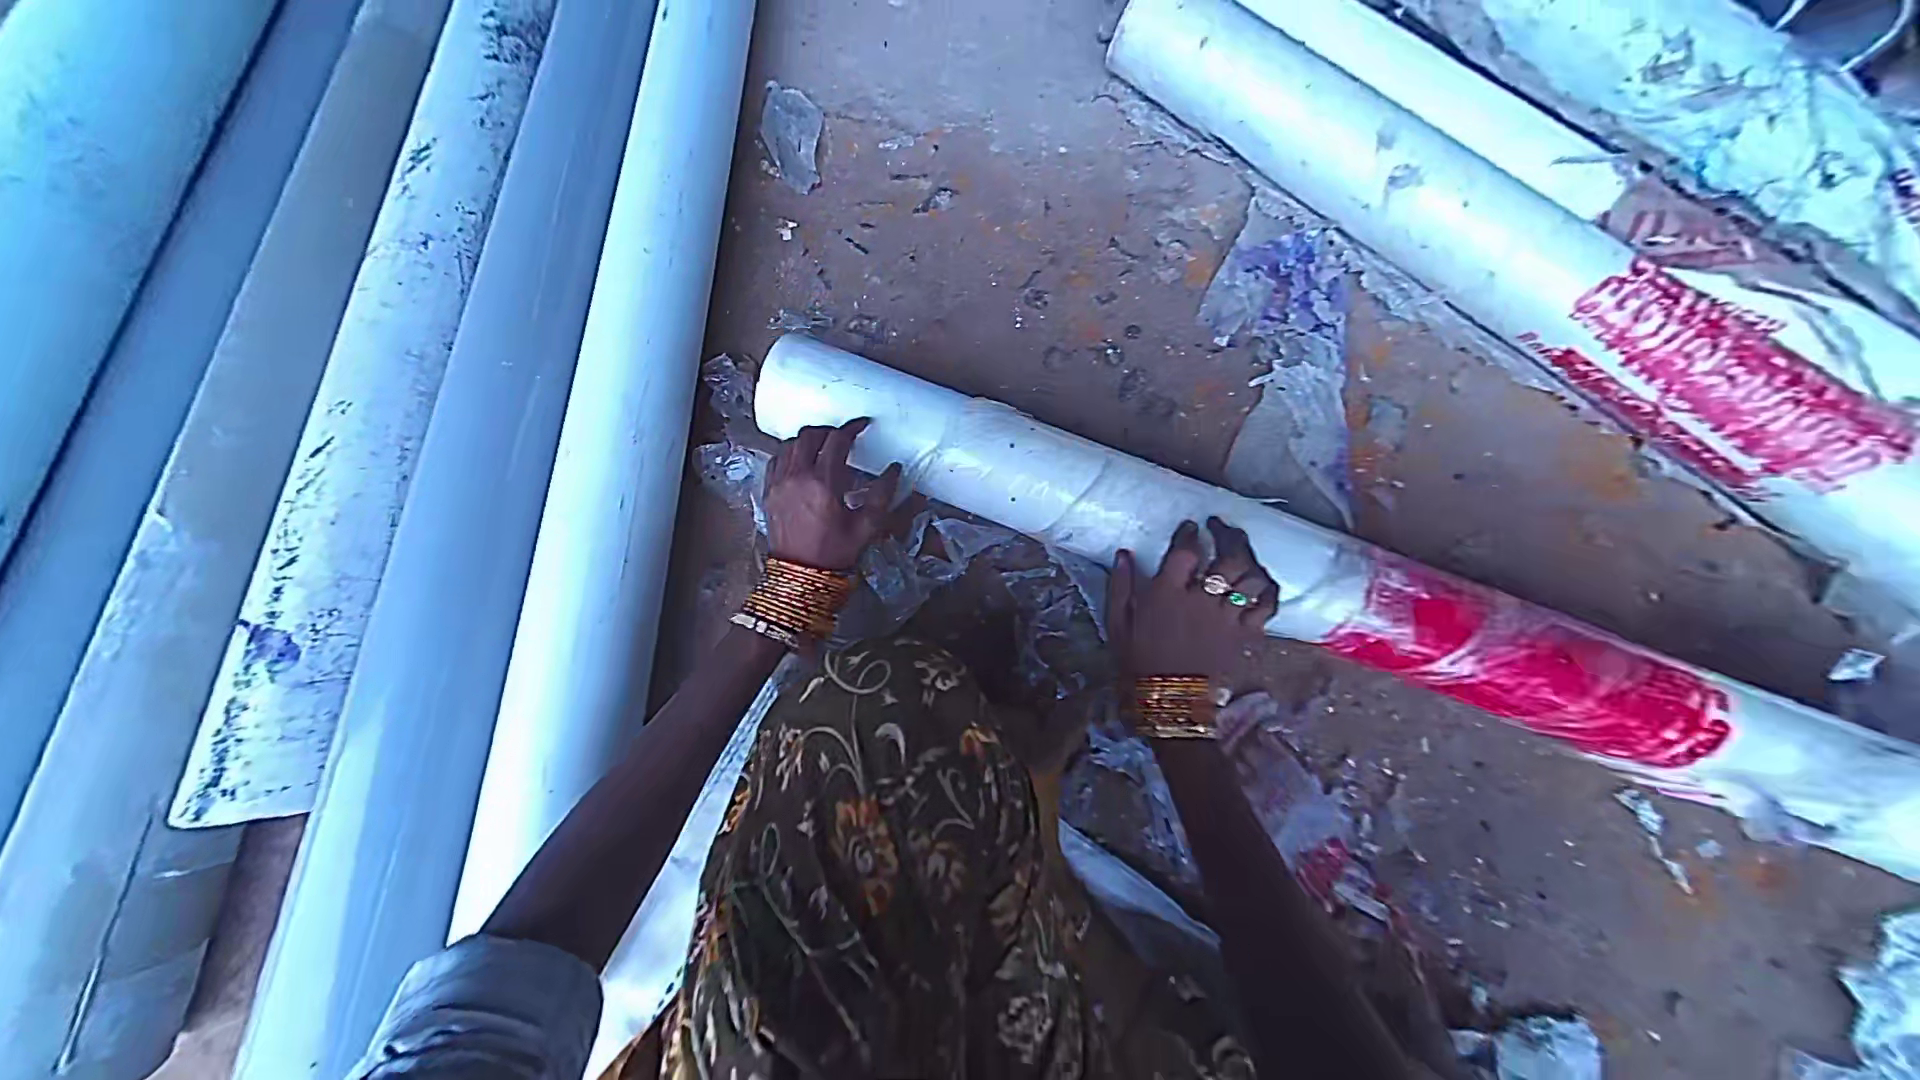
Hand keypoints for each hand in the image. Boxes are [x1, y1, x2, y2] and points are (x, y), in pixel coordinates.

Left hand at [764, 418, 903, 570]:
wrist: (801, 574)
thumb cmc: (835, 552)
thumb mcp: (867, 526)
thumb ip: (883, 494)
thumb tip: (894, 470)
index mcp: (823, 483)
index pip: (837, 441)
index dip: (852, 428)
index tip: (862, 425)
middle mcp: (797, 477)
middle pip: (810, 435)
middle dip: (829, 430)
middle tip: (843, 436)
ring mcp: (779, 483)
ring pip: (790, 444)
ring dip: (808, 440)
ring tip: (822, 446)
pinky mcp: (769, 492)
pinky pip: (776, 460)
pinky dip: (789, 453)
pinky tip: (800, 462)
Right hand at [1107, 518, 1278, 678]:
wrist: (1169, 701)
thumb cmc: (1138, 661)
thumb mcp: (1117, 623)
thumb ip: (1120, 586)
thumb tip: (1124, 554)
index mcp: (1167, 594)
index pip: (1186, 551)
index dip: (1190, 533)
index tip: (1191, 526)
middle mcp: (1201, 600)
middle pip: (1228, 557)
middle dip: (1228, 535)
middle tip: (1221, 527)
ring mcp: (1227, 618)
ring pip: (1250, 577)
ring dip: (1250, 557)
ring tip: (1242, 548)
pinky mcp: (1245, 635)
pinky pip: (1266, 606)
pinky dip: (1267, 589)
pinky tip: (1260, 581)